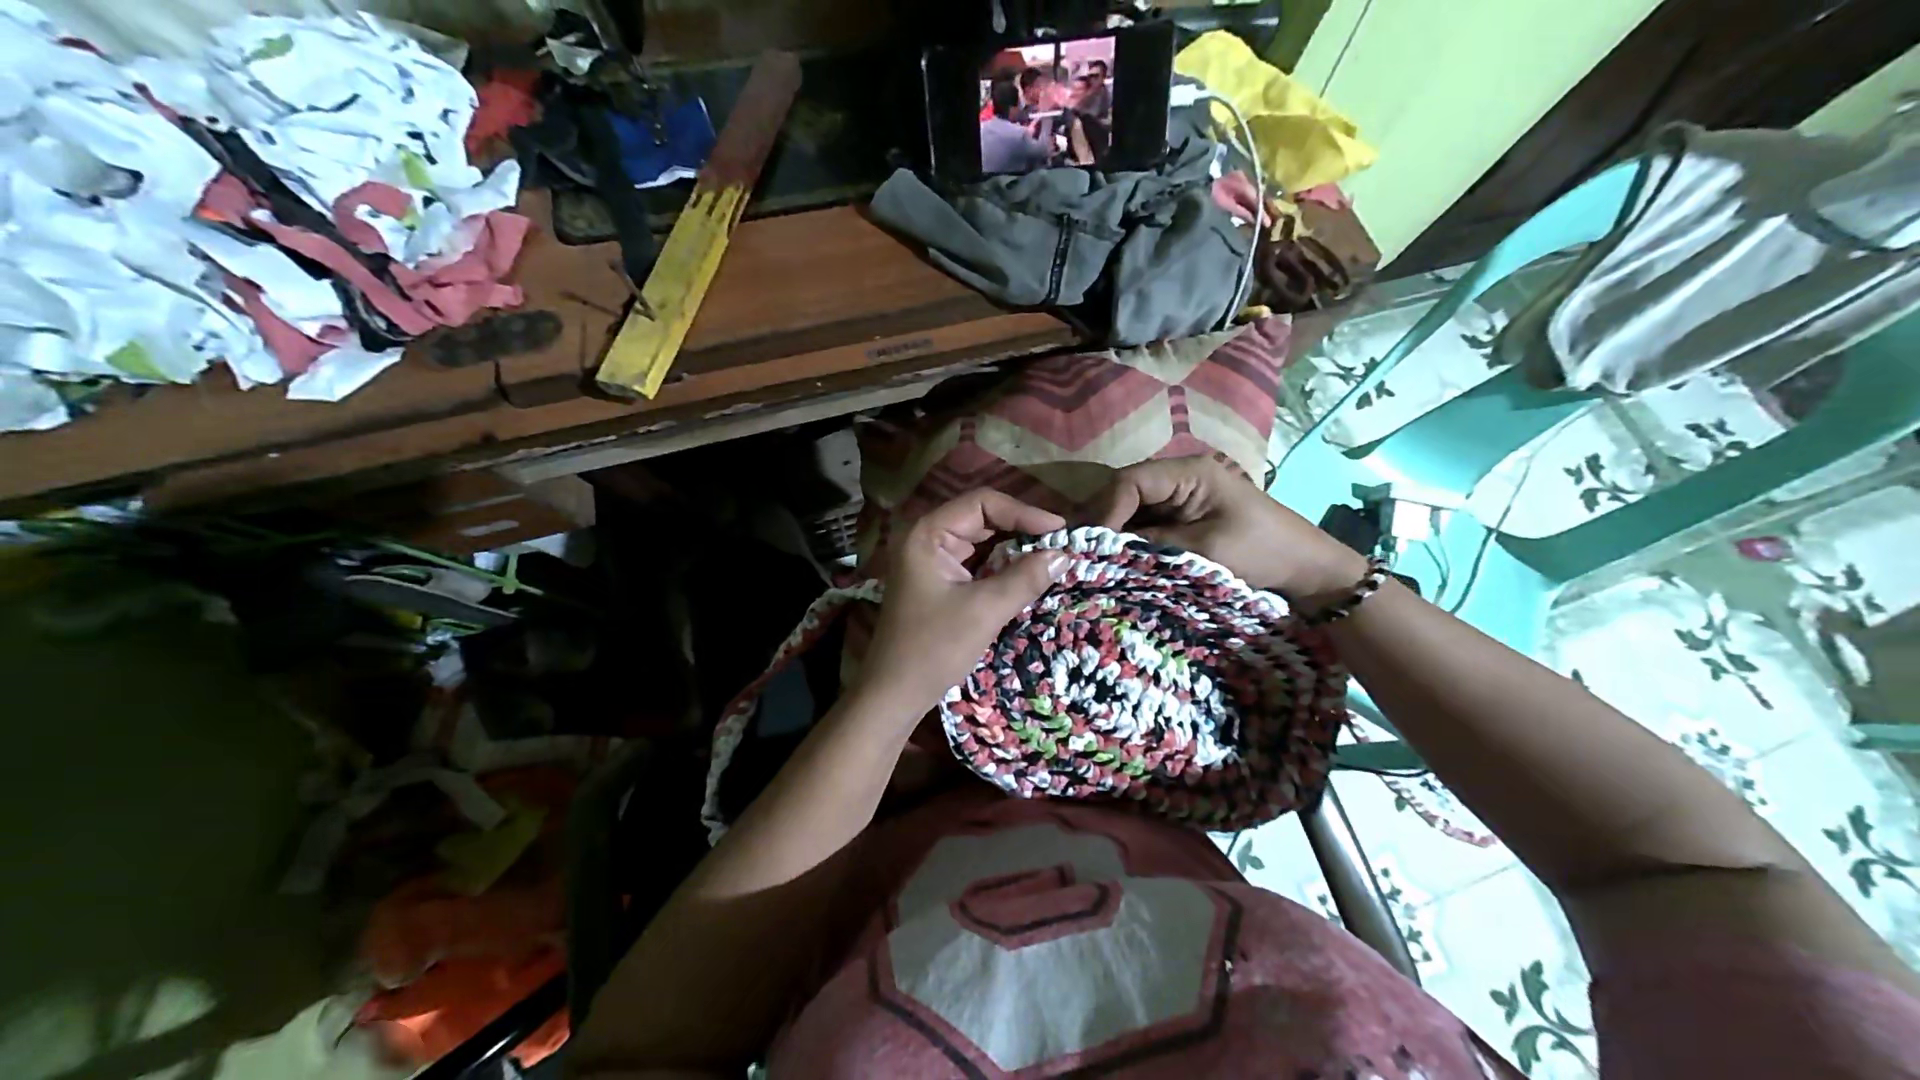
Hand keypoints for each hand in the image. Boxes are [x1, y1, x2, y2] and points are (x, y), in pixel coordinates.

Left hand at [859, 490, 1070, 716]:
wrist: (894, 694)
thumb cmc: (933, 648)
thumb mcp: (984, 611)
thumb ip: (1024, 578)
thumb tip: (1064, 555)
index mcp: (928, 534)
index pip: (982, 503)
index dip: (1023, 512)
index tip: (1059, 530)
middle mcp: (928, 540)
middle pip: (982, 518)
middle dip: (1021, 529)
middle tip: (1060, 544)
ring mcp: (932, 562)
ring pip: (982, 542)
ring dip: (1015, 549)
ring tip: (1051, 558)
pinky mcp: (940, 584)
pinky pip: (977, 564)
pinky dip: (1002, 568)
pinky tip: (1028, 576)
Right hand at [1086, 455, 1367, 607]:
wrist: (1307, 570)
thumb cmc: (1263, 552)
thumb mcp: (1205, 551)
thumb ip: (1152, 545)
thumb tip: (1103, 548)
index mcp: (1189, 472)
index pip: (1129, 482)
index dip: (1105, 510)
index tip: (1090, 544)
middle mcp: (1178, 478)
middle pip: (1124, 493)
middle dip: (1102, 521)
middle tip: (1080, 553)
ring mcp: (1179, 498)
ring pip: (1130, 510)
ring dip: (1113, 533)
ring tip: (1091, 558)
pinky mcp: (1181, 518)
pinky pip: (1144, 525)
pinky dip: (1129, 541)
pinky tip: (1115, 560)